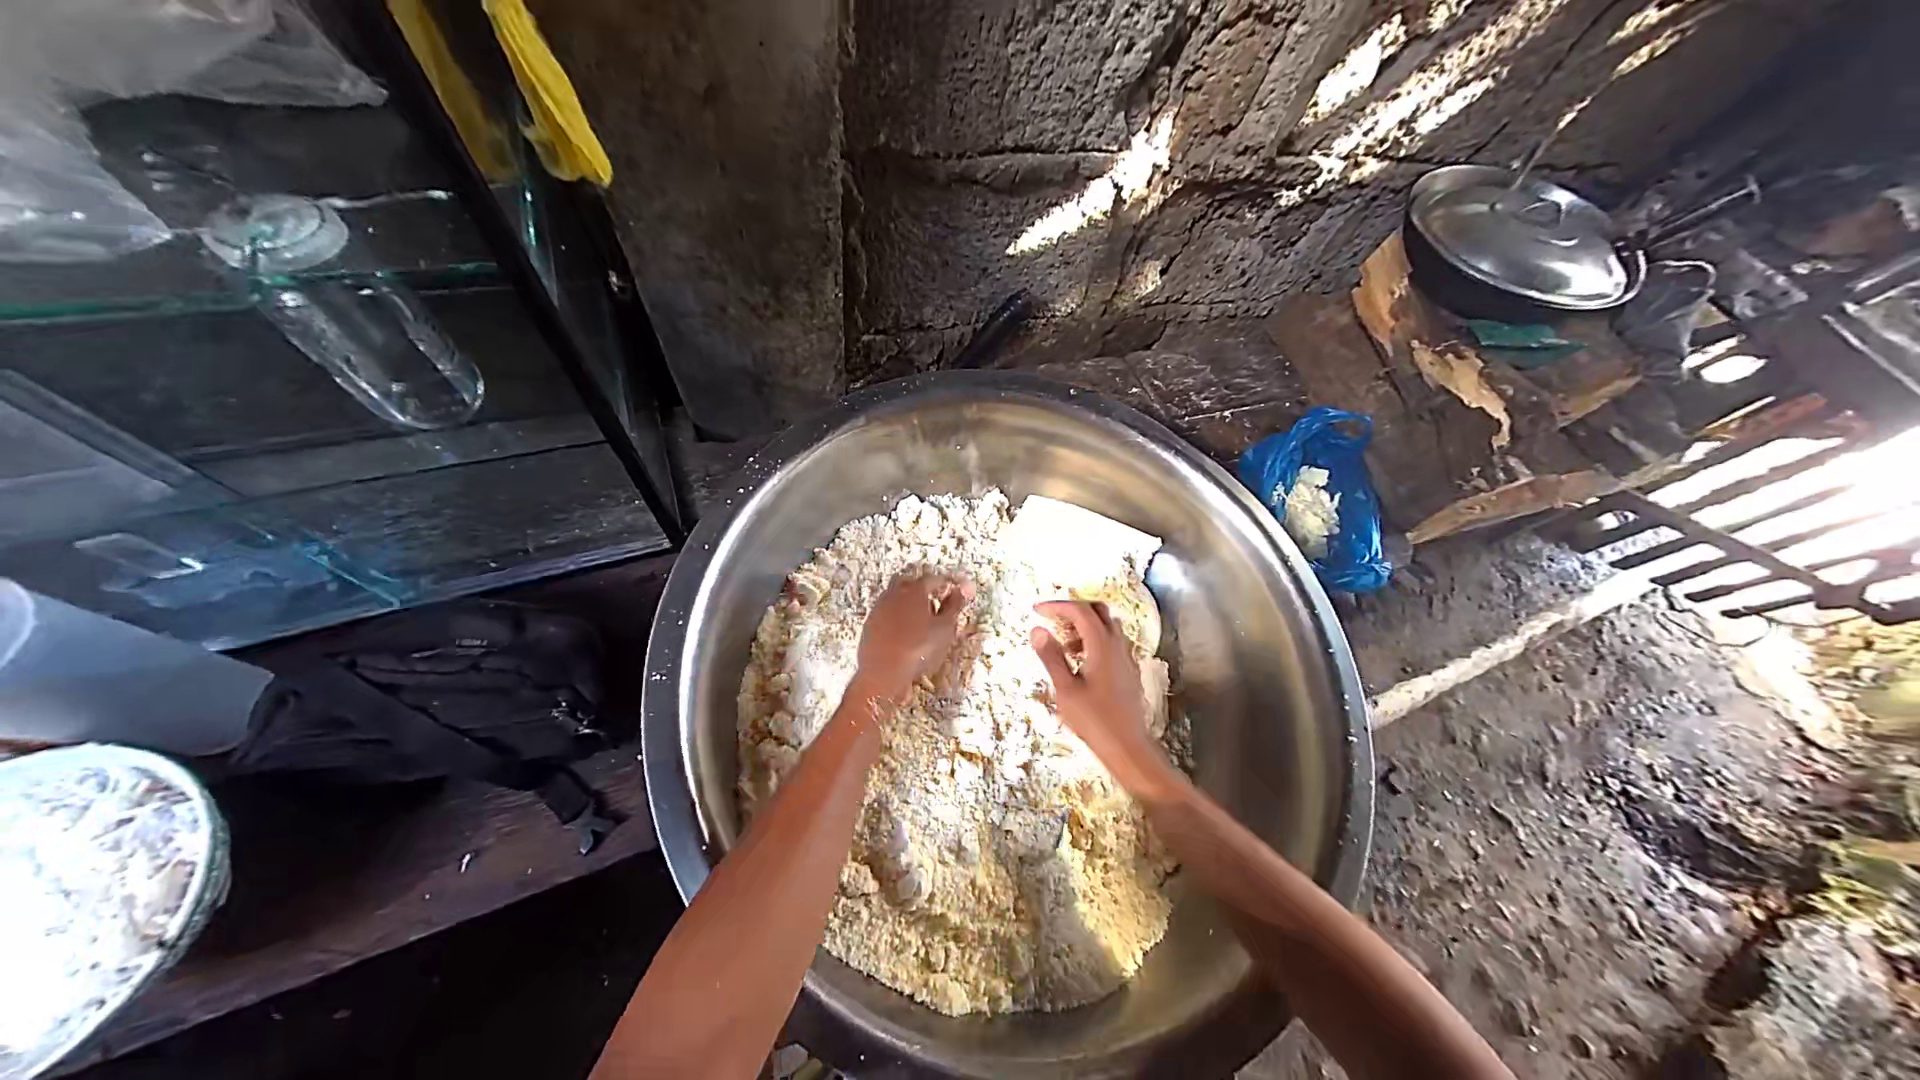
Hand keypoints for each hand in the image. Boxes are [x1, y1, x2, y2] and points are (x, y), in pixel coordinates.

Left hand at [851, 574, 974, 706]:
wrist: (882, 673)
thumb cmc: (919, 649)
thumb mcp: (945, 629)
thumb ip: (955, 606)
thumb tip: (964, 589)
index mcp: (915, 589)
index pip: (935, 578)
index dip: (948, 584)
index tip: (957, 593)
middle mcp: (895, 592)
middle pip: (912, 581)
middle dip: (925, 588)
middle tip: (938, 603)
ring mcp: (880, 606)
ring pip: (897, 595)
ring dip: (910, 601)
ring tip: (922, 618)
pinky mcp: (870, 622)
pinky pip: (887, 610)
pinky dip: (898, 614)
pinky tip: (905, 630)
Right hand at [1031, 601, 1179, 799]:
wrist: (1127, 746)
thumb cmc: (1093, 719)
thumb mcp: (1064, 688)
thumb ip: (1051, 656)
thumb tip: (1037, 630)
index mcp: (1102, 644)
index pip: (1080, 611)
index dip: (1057, 606)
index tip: (1037, 610)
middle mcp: (1118, 645)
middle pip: (1097, 611)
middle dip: (1073, 610)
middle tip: (1051, 620)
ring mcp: (1126, 657)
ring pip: (1106, 626)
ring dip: (1084, 626)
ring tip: (1063, 646)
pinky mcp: (1128, 670)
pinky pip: (1111, 642)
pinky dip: (1093, 641)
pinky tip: (1080, 662)